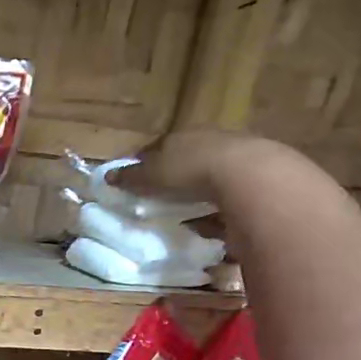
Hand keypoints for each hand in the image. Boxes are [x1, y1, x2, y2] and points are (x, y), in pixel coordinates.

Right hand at [120, 130, 289, 204]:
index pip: (155, 147)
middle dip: (170, 178)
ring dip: (194, 194)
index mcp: (181, 135)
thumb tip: (107, 176)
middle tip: (156, 199)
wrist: (249, 176)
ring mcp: (234, 158)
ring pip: (206, 177)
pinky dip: (213, 209)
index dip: (141, 164)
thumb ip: (131, 177)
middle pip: (183, 160)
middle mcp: (208, 141)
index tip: (130, 182)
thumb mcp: (152, 175)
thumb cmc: (191, 170)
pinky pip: (224, 196)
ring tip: (180, 216)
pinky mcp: (253, 180)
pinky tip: (205, 224)